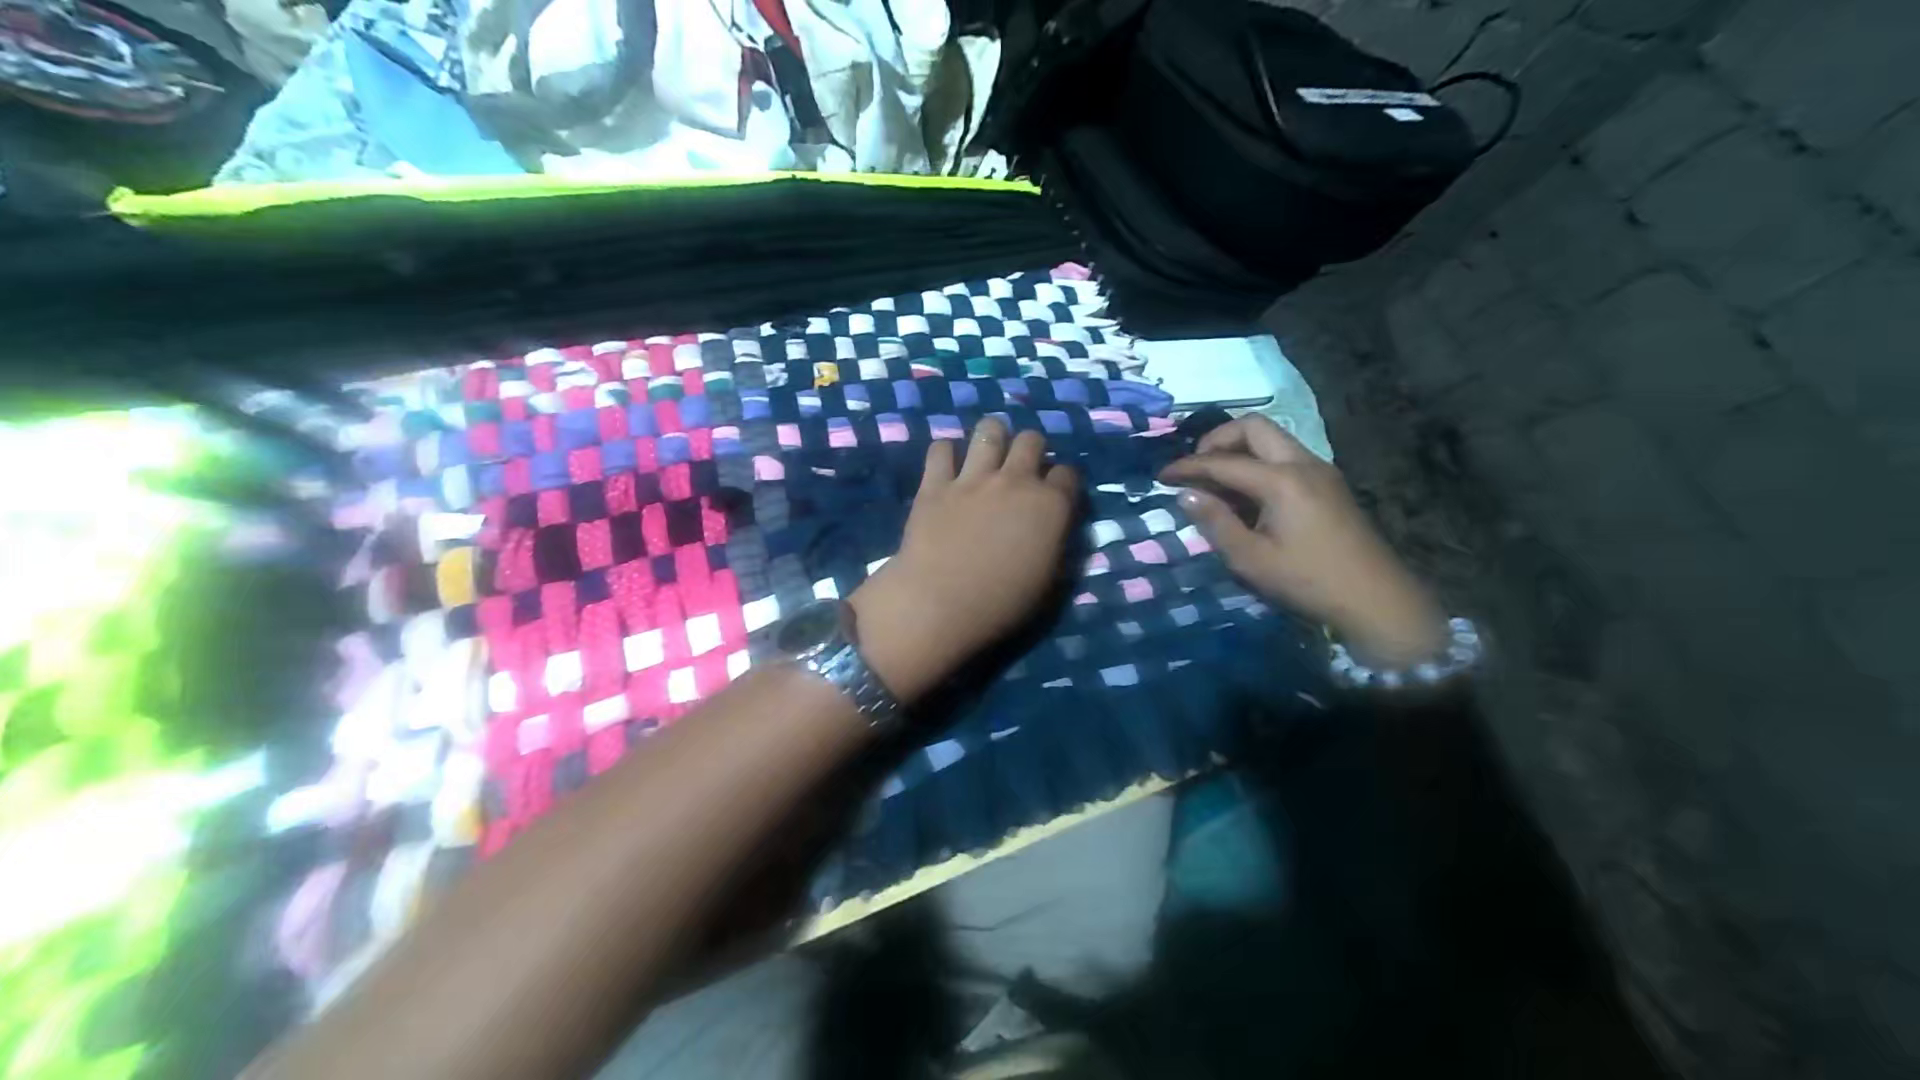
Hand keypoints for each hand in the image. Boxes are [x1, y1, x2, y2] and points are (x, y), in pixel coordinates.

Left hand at [849, 419, 1080, 702]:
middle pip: (1032, 440)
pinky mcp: (935, 484)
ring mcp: (973, 478)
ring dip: (993, 438)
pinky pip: (940, 449)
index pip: (1068, 474)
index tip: (1054, 496)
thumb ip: (1054, 543)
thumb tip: (1053, 529)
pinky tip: (946, 469)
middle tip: (1021, 472)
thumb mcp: (1048, 581)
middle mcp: (1016, 481)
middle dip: (1031, 451)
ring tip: (987, 456)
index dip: (1062, 483)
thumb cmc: (1001, 604)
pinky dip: (945, 455)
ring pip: (990, 430)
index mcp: (1050, 505)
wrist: (940, 603)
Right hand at [1159, 416, 1447, 666]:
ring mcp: (1320, 470)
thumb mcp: (1251, 559)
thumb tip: (1185, 495)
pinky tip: (1246, 493)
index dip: (1187, 466)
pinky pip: (1285, 456)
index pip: (1223, 461)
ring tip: (1216, 482)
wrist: (1376, 598)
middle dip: (1217, 440)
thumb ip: (1215, 522)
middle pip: (1253, 427)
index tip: (1160, 476)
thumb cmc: (1308, 581)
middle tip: (1195, 468)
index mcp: (1281, 481)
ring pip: (1272, 439)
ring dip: (1239, 450)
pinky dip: (1258, 462)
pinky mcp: (1328, 483)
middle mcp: (1302, 463)